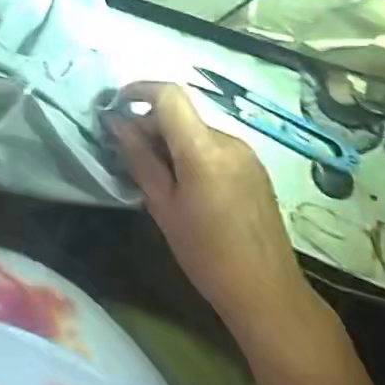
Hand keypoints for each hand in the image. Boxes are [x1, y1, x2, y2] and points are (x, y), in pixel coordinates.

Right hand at [110, 82, 317, 340]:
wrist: (268, 293)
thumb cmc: (205, 253)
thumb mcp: (161, 205)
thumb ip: (139, 158)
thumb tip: (119, 123)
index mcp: (204, 149)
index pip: (169, 95)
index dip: (138, 91)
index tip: (116, 106)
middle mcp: (229, 141)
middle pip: (180, 115)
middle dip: (149, 125)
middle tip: (128, 155)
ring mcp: (246, 154)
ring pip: (195, 131)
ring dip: (169, 141)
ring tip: (155, 177)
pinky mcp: (254, 169)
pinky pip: (212, 146)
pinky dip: (190, 153)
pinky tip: (184, 186)